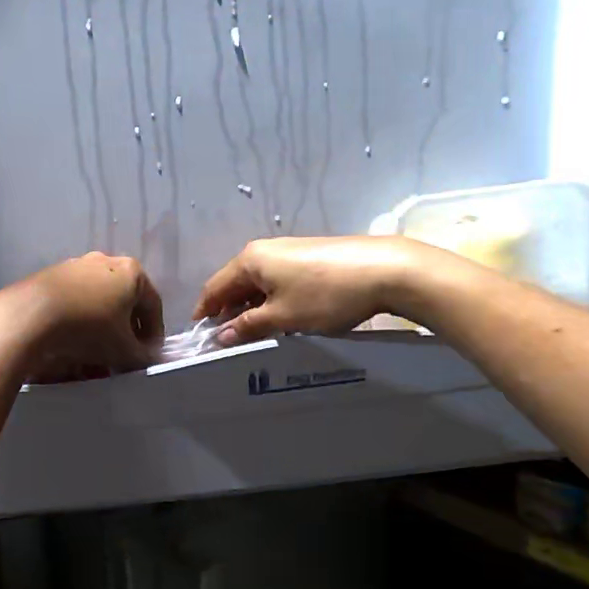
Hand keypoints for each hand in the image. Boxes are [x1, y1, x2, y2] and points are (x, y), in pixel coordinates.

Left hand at [0, 252, 162, 379]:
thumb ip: (143, 354)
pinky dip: (77, 321)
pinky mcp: (49, 276)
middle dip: (124, 331)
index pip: (152, 306)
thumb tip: (147, 356)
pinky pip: (73, 301)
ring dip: (100, 329)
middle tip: (122, 355)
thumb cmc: (89, 328)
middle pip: (123, 302)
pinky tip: (70, 342)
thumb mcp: (124, 350)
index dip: (154, 335)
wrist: (31, 315)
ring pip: (96, 302)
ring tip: (94, 355)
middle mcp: (104, 261)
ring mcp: (74, 266)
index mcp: (131, 272)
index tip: (149, 356)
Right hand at [194, 235, 443, 343]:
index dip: (204, 311)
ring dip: (251, 305)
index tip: (200, 334)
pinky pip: (277, 279)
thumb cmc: (325, 294)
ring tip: (255, 331)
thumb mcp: (282, 317)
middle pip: (234, 283)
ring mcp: (288, 250)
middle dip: (228, 309)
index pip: (214, 287)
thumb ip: (247, 326)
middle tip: (228, 337)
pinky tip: (282, 315)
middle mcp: (263, 250)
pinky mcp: (310, 255)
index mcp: (249, 261)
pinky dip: (271, 297)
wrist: (389, 270)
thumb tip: (221, 336)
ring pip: (258, 282)